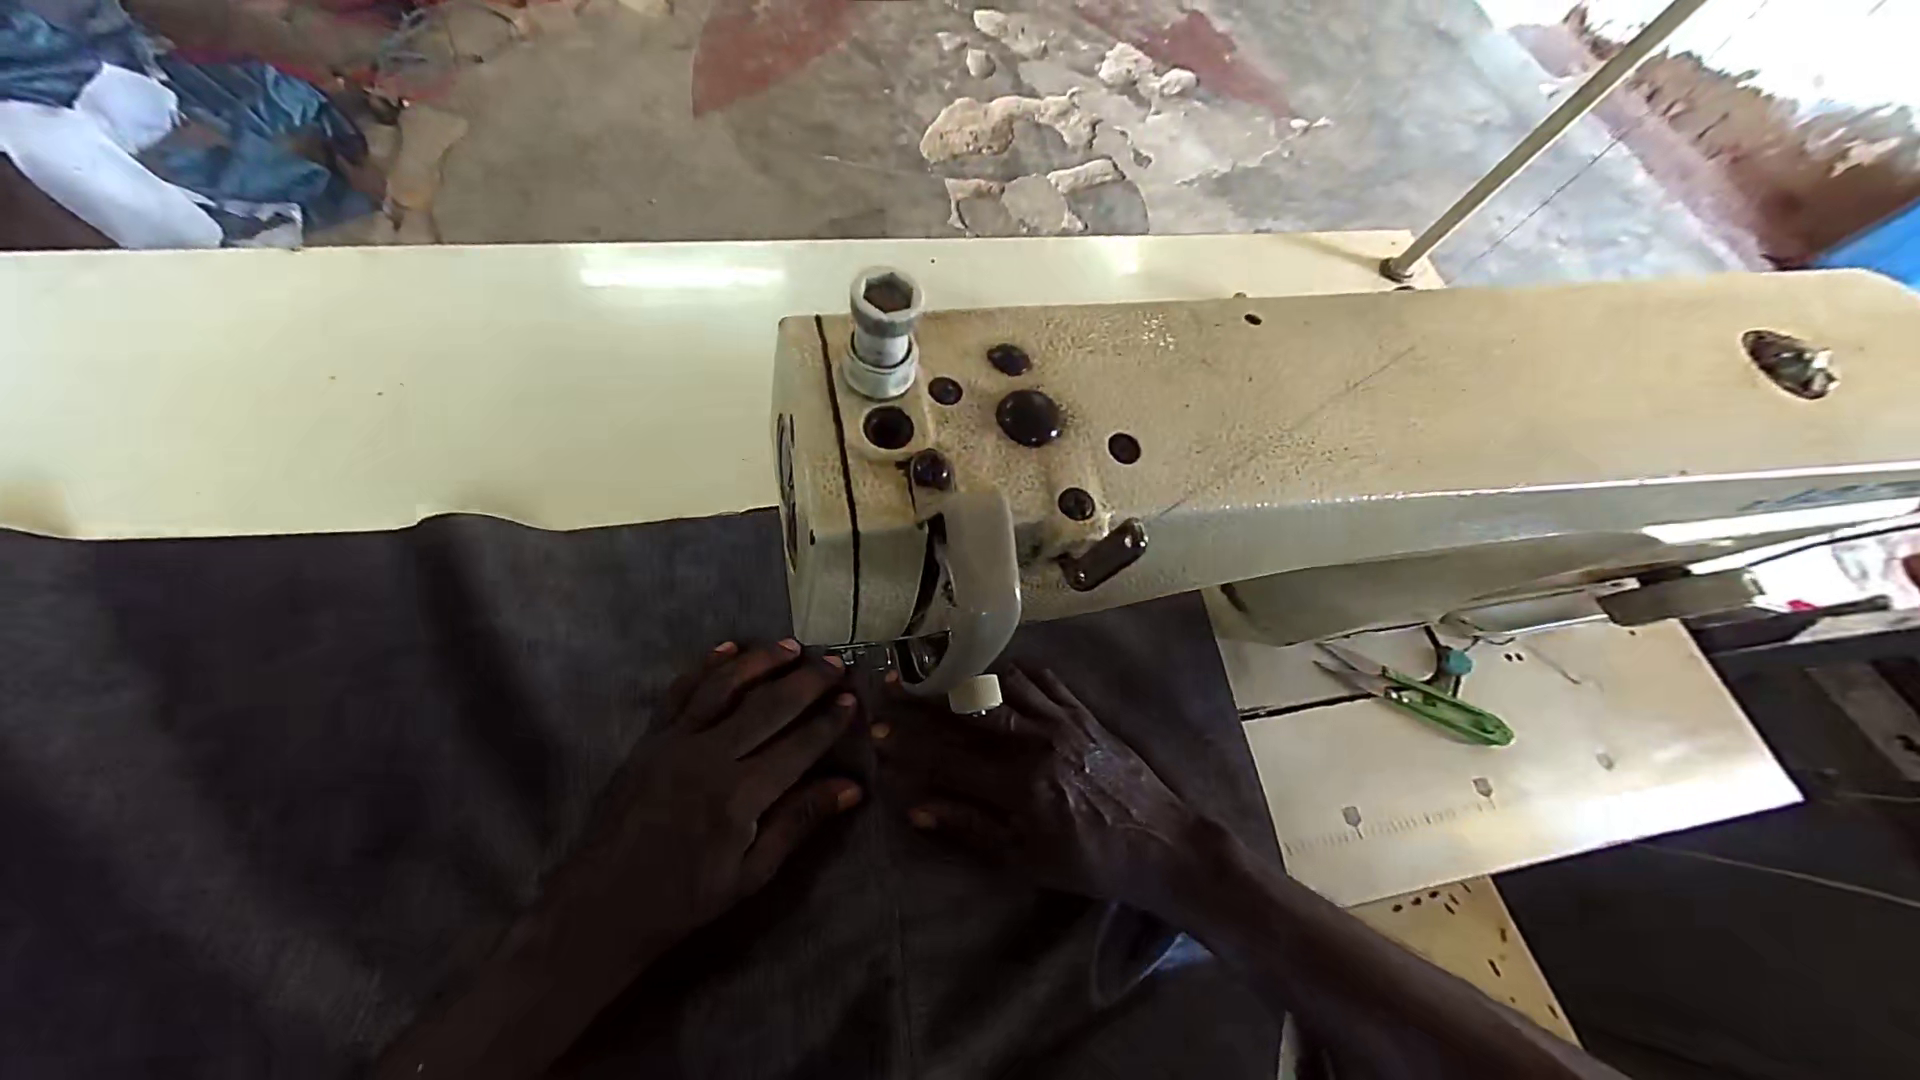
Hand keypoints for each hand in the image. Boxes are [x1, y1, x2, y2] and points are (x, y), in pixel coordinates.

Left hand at [554, 639, 862, 955]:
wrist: (599, 908)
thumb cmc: (684, 898)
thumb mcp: (751, 874)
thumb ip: (799, 821)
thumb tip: (852, 788)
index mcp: (738, 796)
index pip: (798, 746)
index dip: (829, 721)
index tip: (852, 699)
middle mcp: (709, 758)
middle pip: (769, 706)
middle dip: (808, 681)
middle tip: (836, 662)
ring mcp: (674, 743)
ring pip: (725, 687)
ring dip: (761, 661)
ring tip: (791, 646)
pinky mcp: (650, 739)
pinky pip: (680, 692)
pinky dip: (706, 666)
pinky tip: (728, 647)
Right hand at [875, 666, 1202, 911]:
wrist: (1161, 843)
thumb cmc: (1090, 860)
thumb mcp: (1025, 859)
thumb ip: (970, 828)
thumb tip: (917, 808)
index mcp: (1018, 784)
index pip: (948, 756)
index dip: (908, 742)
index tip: (878, 729)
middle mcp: (1036, 742)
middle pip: (970, 710)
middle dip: (926, 696)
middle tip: (896, 681)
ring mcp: (1063, 721)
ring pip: (1006, 685)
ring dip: (968, 676)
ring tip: (940, 670)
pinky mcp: (1084, 712)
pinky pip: (1046, 680)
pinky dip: (1018, 673)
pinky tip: (1001, 671)